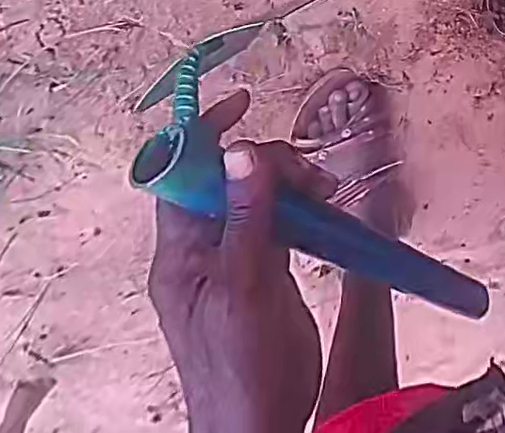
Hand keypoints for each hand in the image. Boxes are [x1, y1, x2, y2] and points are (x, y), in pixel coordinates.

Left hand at [148, 90, 338, 432]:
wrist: (263, 427)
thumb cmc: (240, 371)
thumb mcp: (244, 289)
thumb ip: (245, 218)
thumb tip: (240, 152)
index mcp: (181, 251)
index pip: (181, 173)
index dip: (204, 134)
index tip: (241, 104)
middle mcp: (204, 244)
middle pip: (229, 176)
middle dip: (267, 163)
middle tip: (307, 175)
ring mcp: (236, 252)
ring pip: (257, 191)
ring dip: (290, 180)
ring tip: (323, 190)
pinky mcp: (265, 262)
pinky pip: (279, 214)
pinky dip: (301, 202)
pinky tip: (323, 204)